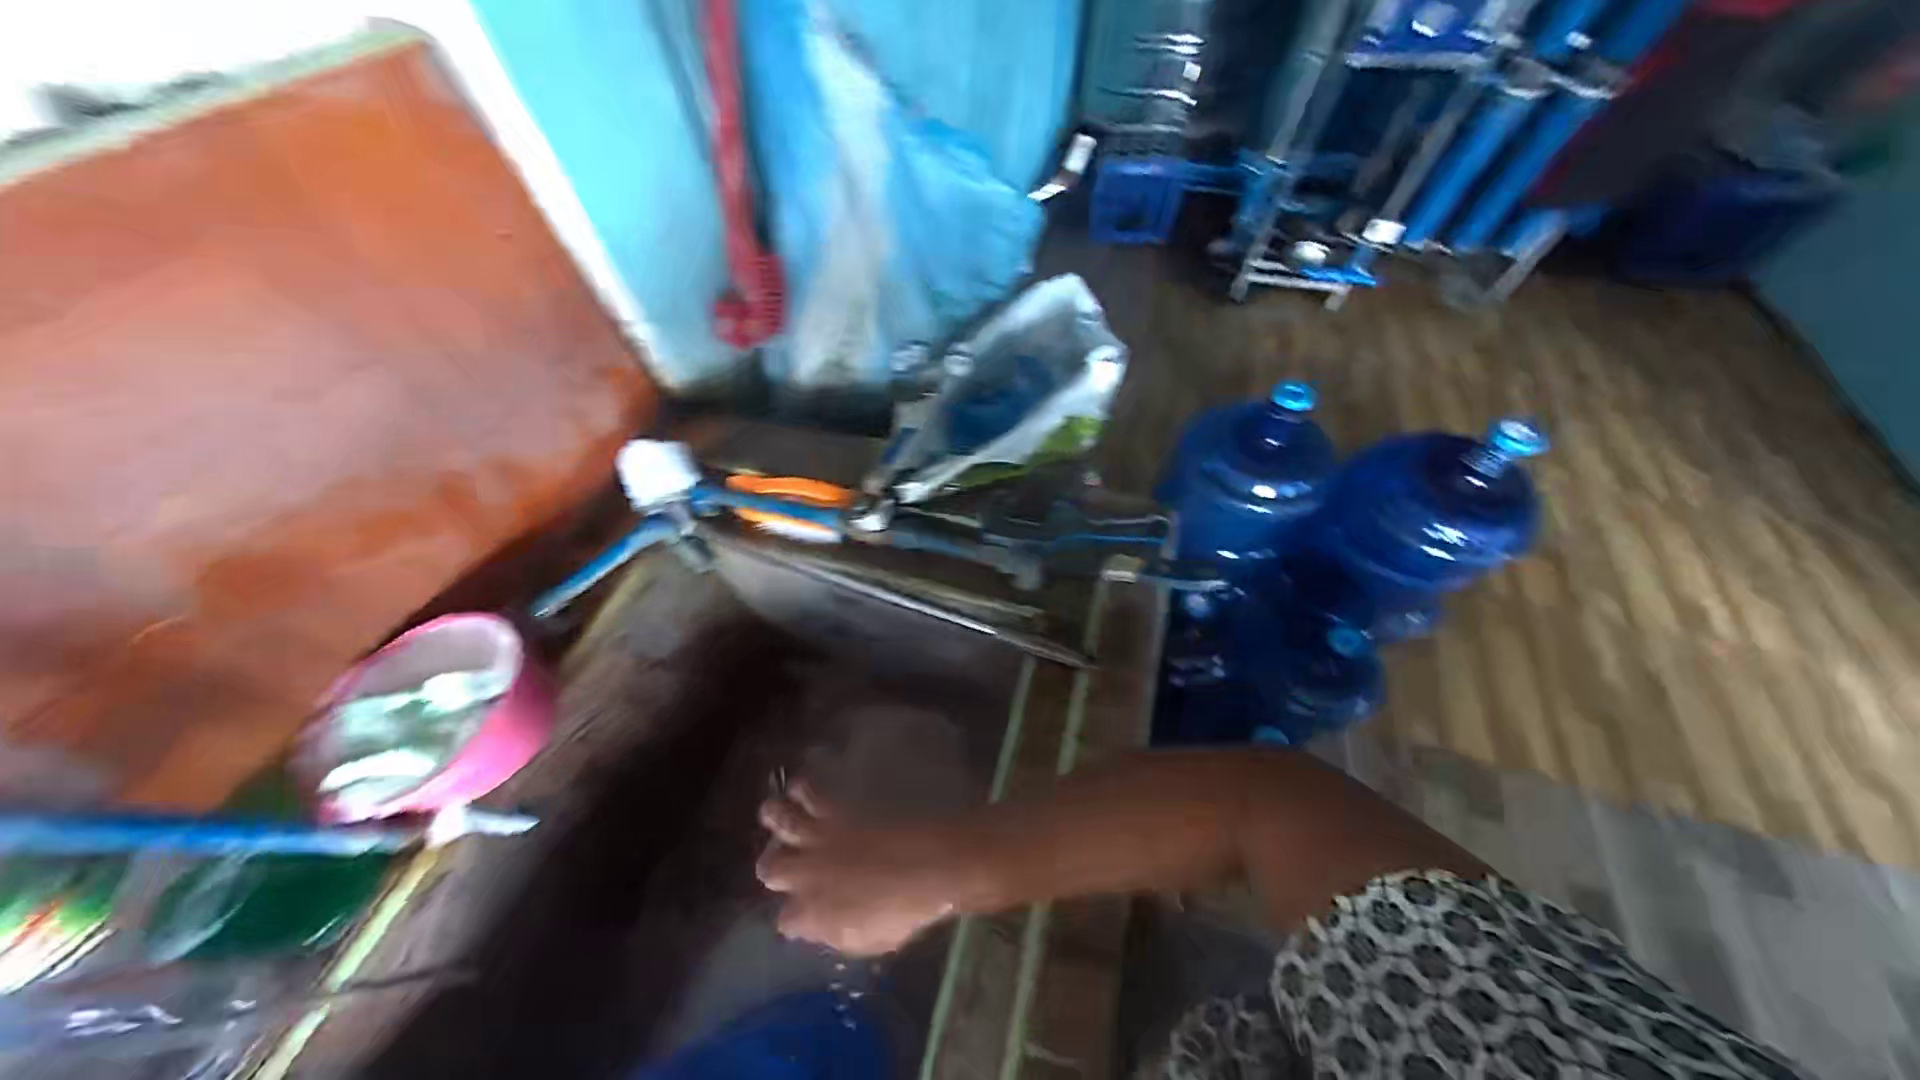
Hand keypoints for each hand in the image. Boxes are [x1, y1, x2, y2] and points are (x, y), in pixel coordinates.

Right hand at [756, 781, 973, 956]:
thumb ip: (835, 934)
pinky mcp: (837, 811)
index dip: (794, 918)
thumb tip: (818, 927)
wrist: (928, 866)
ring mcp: (820, 838)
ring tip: (773, 814)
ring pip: (779, 822)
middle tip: (783, 865)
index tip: (803, 914)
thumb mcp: (869, 941)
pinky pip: (809, 794)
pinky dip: (801, 789)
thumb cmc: (906, 911)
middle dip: (773, 869)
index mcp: (813, 915)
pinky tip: (800, 788)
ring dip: (774, 818)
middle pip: (770, 869)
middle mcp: (806, 875)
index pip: (786, 920)